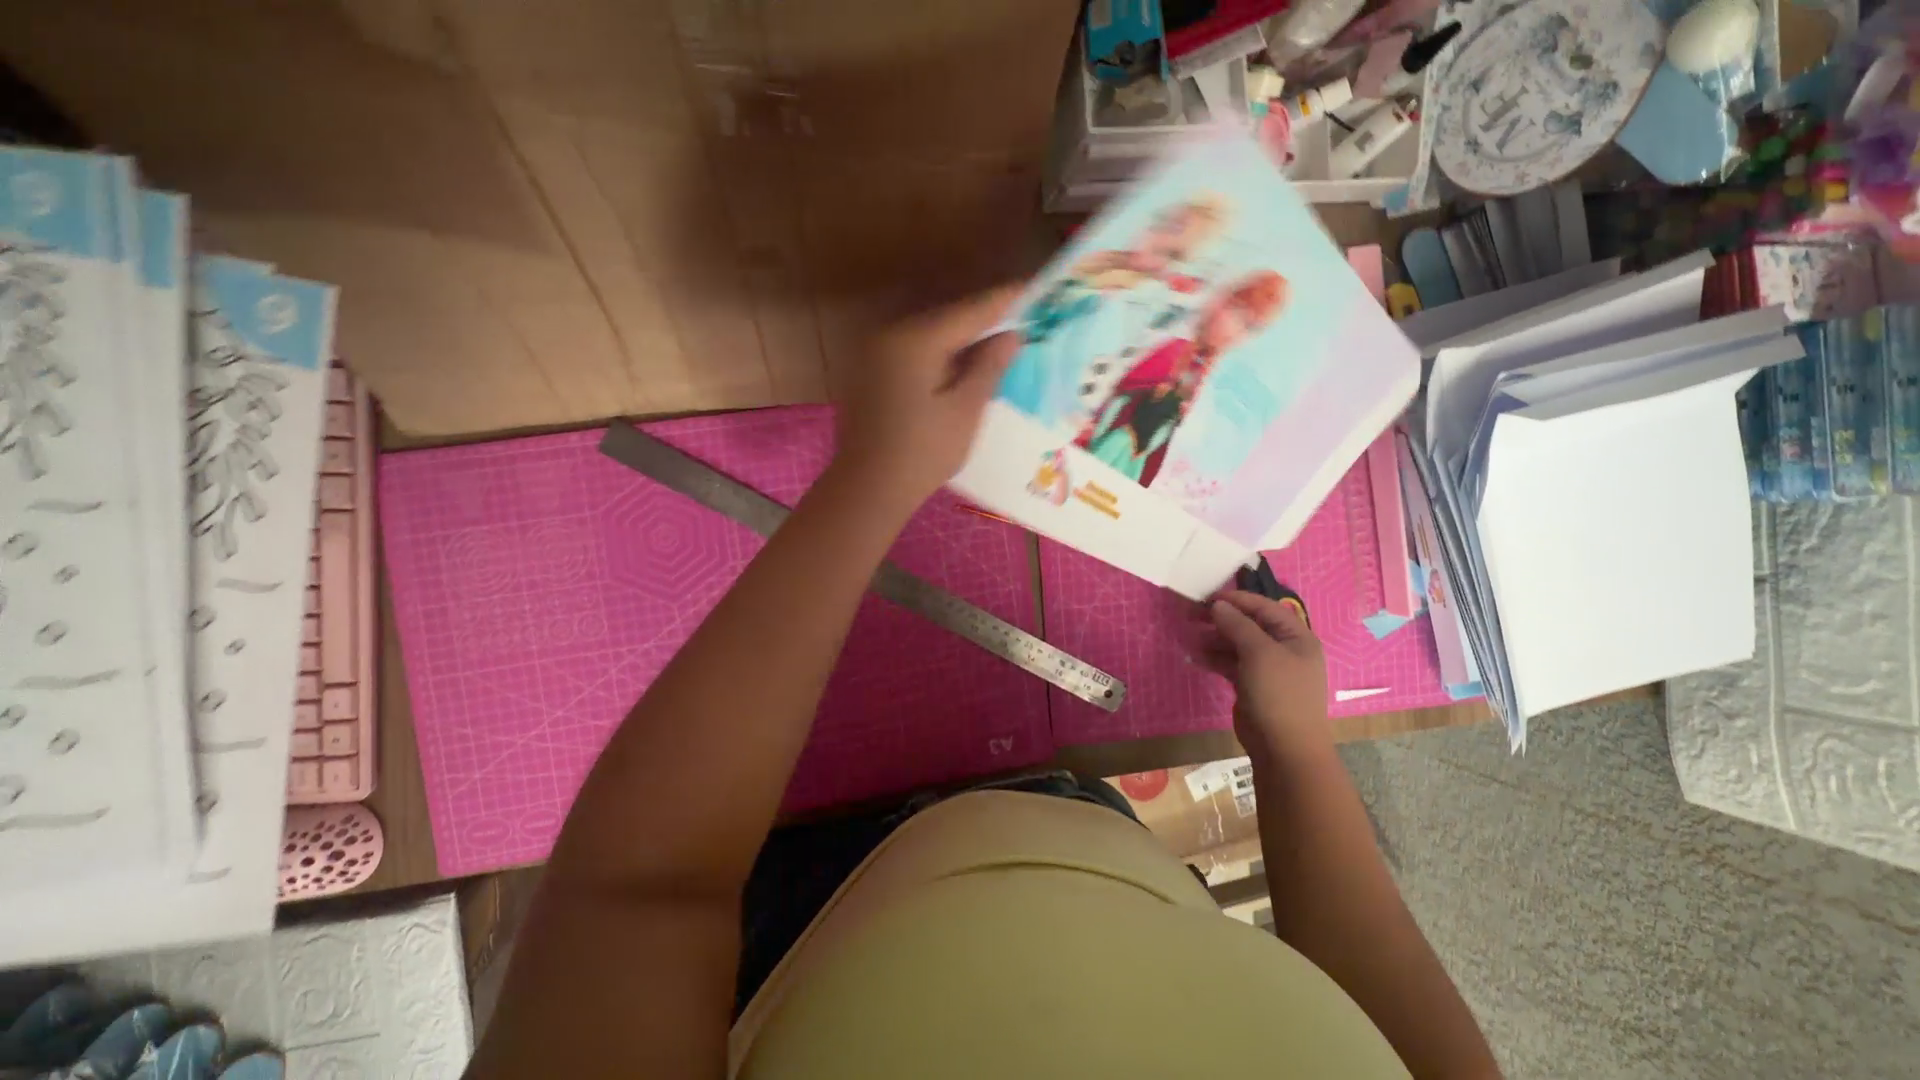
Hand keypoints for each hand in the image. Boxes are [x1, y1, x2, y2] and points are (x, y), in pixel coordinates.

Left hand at [832, 287, 1020, 506]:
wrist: (867, 489)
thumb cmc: (922, 453)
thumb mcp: (965, 410)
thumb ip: (989, 366)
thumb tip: (1010, 335)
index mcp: (915, 340)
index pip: (969, 311)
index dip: (1003, 300)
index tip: (1032, 287)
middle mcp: (890, 335)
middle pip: (946, 318)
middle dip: (983, 318)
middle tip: (1020, 315)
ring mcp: (874, 352)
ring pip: (929, 334)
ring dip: (961, 336)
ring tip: (997, 338)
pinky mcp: (869, 372)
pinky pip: (913, 351)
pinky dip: (940, 353)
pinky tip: (962, 365)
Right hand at [1199, 590, 1330, 757]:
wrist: (1284, 747)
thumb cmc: (1278, 693)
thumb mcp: (1259, 653)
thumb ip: (1238, 625)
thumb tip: (1218, 605)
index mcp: (1296, 637)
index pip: (1265, 608)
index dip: (1238, 600)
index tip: (1208, 597)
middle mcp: (1284, 650)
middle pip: (1250, 625)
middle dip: (1222, 620)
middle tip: (1192, 615)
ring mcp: (1269, 670)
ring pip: (1238, 645)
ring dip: (1215, 640)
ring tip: (1190, 638)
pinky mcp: (1253, 686)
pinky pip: (1232, 664)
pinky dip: (1215, 659)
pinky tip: (1195, 657)